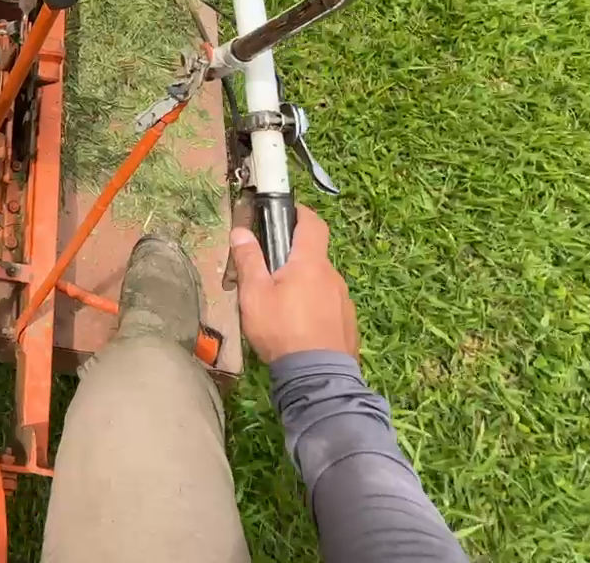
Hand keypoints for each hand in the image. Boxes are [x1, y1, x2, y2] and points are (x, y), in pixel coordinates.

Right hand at [229, 204, 359, 362]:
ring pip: (318, 281)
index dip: (300, 212)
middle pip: (311, 255)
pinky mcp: (347, 323)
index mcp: (310, 263)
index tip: (284, 211)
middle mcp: (332, 277)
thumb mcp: (255, 293)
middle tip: (264, 272)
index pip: (313, 224)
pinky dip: (311, 304)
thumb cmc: (281, 328)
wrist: (318, 379)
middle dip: (289, 257)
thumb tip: (241, 231)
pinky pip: (327, 303)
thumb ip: (249, 259)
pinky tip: (295, 324)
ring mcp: (343, 301)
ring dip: (300, 284)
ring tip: (277, 305)